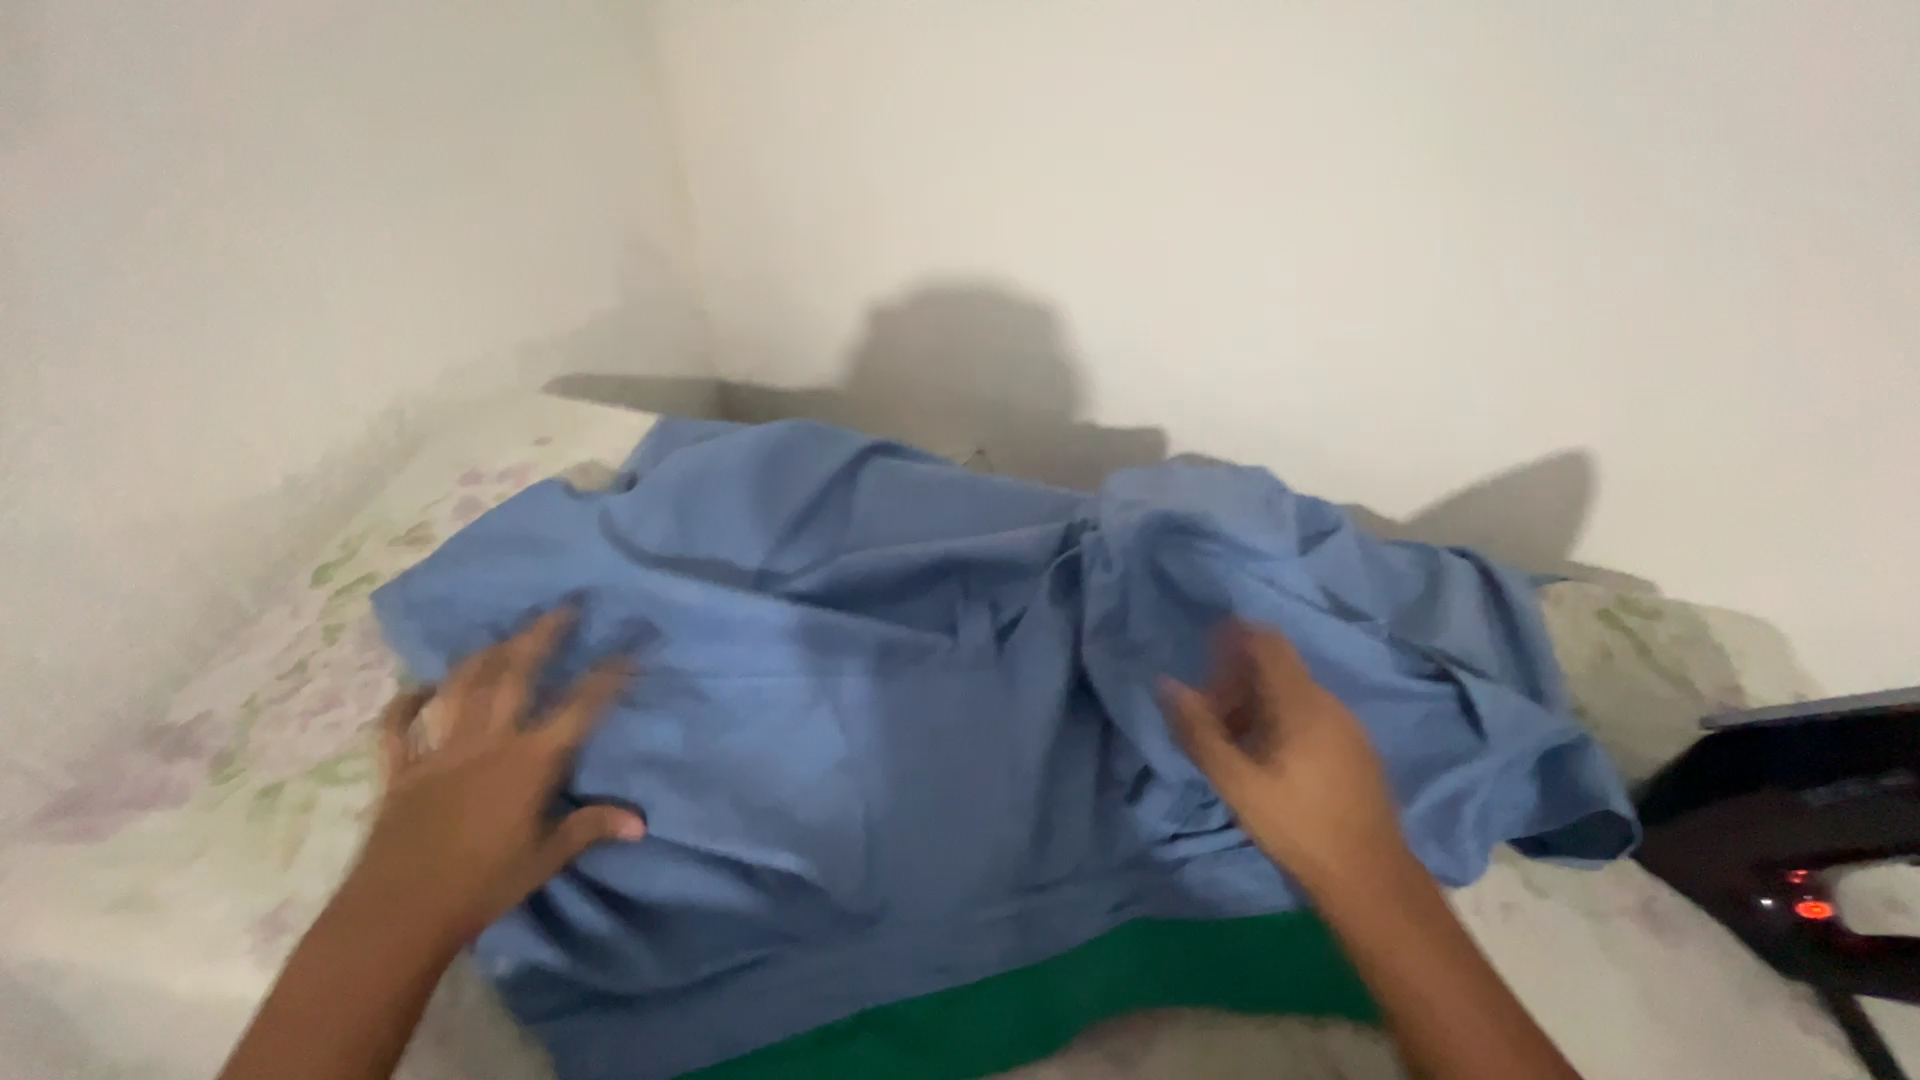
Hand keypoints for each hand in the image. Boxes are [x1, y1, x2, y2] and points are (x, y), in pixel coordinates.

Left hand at [343, 608, 646, 951]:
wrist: (396, 914)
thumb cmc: (483, 886)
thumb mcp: (547, 857)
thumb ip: (592, 827)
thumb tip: (642, 823)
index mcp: (529, 762)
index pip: (579, 707)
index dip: (608, 676)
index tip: (630, 649)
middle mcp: (487, 743)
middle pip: (516, 675)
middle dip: (542, 637)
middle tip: (563, 608)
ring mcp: (438, 752)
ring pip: (461, 688)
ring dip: (483, 656)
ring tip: (503, 634)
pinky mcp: (399, 771)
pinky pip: (396, 727)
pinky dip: (405, 703)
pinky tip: (419, 687)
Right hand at [1161, 622, 1405, 889]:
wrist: (1370, 879)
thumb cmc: (1298, 826)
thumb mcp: (1237, 783)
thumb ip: (1199, 732)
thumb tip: (1167, 684)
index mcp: (1302, 703)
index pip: (1267, 642)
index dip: (1233, 637)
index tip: (1201, 651)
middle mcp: (1328, 703)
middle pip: (1275, 668)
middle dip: (1234, 679)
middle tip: (1203, 713)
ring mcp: (1345, 727)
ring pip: (1290, 694)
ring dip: (1252, 703)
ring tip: (1225, 740)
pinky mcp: (1352, 750)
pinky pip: (1306, 715)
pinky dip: (1274, 720)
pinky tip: (1260, 758)